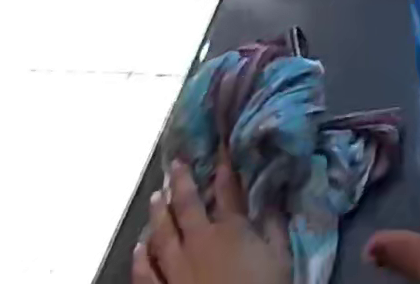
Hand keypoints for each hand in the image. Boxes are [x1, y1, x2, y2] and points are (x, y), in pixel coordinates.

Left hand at [132, 156, 289, 283]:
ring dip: (158, 213)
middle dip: (181, 182)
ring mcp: (177, 269)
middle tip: (175, 164)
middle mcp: (199, 242)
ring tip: (156, 196)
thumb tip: (272, 199)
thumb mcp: (279, 256)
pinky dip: (142, 260)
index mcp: (230, 229)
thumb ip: (275, 225)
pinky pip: (147, 275)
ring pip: (162, 234)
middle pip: (187, 206)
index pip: (227, 191)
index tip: (220, 149)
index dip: (223, 169)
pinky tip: (139, 248)